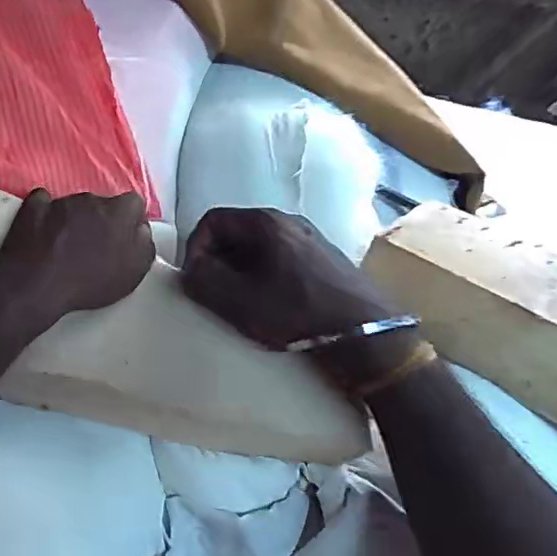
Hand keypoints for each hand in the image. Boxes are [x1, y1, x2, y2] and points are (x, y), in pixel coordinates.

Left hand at [0, 189, 154, 326]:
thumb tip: (140, 231)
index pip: (133, 204)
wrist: (39, 284)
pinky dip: (44, 214)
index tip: (121, 236)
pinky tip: (42, 233)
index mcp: (120, 212)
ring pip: (72, 205)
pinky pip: (42, 203)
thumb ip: (144, 244)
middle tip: (91, 247)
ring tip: (64, 248)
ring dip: (71, 220)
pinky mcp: (34, 206)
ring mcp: (60, 201)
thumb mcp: (133, 272)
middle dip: (98, 221)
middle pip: (101, 204)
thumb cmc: (88, 282)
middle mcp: (91, 200)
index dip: (128, 220)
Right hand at [180, 207, 399, 351]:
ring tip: (238, 299)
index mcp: (265, 223)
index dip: (194, 248)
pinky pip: (278, 257)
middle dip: (215, 260)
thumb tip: (190, 269)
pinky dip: (262, 274)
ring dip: (238, 270)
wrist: (366, 335)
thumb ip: (202, 279)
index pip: (211, 220)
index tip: (195, 277)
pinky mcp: (323, 258)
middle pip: (233, 232)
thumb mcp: (236, 299)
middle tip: (212, 290)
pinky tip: (268, 302)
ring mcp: (309, 238)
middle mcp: (288, 221)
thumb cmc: (296, 312)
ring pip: (256, 246)